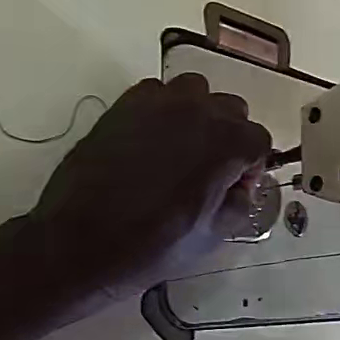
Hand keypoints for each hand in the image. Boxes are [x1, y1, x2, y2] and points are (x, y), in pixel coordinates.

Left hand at [25, 73, 271, 297]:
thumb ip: (239, 204)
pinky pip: (155, 95)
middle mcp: (196, 111)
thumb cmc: (151, 246)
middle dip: (226, 137)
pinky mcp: (123, 105)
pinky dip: (160, 112)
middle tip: (207, 171)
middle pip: (229, 110)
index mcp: (225, 143)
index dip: (249, 167)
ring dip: (195, 116)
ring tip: (178, 152)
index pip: (258, 140)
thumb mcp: (211, 237)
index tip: (233, 187)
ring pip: (194, 93)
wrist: (81, 242)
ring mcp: (157, 103)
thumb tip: (240, 187)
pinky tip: (148, 143)